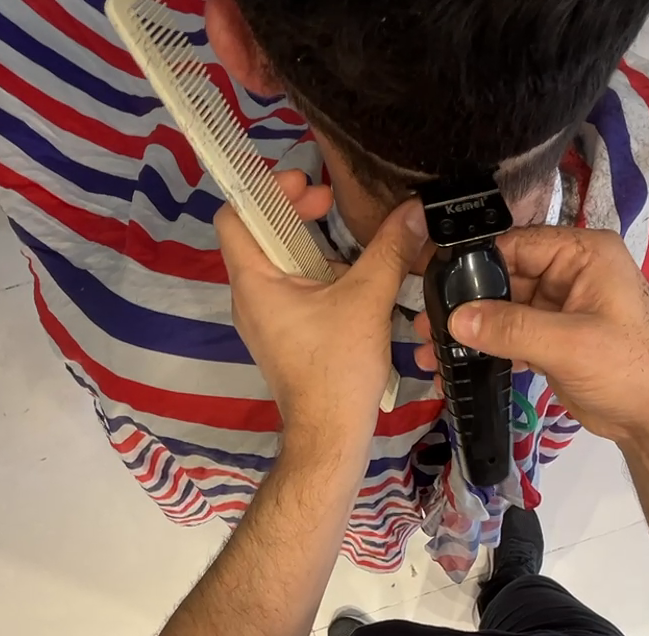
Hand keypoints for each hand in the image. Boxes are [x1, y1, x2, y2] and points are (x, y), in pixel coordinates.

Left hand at [214, 172, 427, 452]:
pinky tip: (351, 287)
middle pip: (260, 236)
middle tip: (332, 209)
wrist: (331, 434)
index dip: (267, 190)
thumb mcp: (367, 300)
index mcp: (254, 282)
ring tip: (351, 251)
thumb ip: (390, 250)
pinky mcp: (283, 339)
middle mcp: (249, 299)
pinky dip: (316, 279)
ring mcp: (264, 322)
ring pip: (279, 266)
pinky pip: (291, 293)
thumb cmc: (338, 368)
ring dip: (311, 247)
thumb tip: (413, 211)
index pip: (235, 214)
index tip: (310, 189)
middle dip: (297, 214)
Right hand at [410, 227, 648, 443]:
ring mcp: (563, 309)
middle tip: (425, 328)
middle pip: (507, 279)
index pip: (516, 245)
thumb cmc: (628, 367)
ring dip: (474, 333)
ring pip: (507, 312)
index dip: (474, 264)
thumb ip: (510, 328)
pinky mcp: (557, 341)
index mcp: (582, 254)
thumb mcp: (569, 343)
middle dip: (467, 305)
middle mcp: (571, 274)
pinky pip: (516, 338)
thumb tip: (454, 319)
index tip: (432, 286)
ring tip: (433, 355)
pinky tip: (460, 369)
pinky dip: (491, 352)